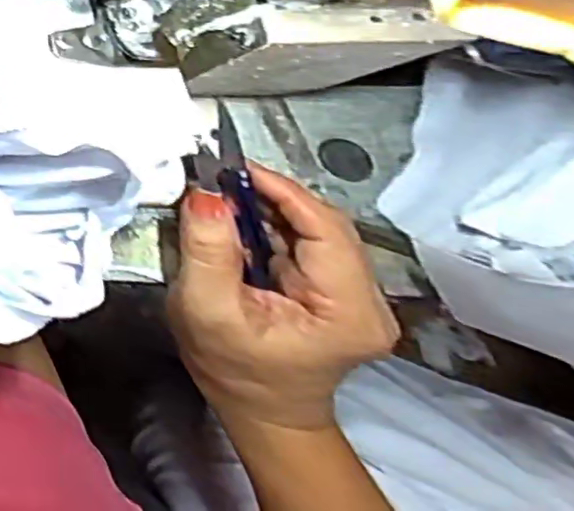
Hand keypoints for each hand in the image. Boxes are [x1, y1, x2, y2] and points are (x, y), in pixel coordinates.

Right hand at [167, 165, 398, 430]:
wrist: (255, 406)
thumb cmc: (231, 365)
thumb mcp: (207, 308)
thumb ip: (208, 251)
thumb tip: (207, 195)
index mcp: (348, 310)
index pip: (327, 231)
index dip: (282, 192)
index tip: (231, 167)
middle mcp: (366, 300)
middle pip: (326, 225)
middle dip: (271, 194)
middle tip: (217, 177)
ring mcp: (352, 294)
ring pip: (314, 228)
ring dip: (266, 205)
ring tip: (219, 194)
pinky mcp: (331, 289)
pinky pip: (303, 240)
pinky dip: (266, 221)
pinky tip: (235, 218)